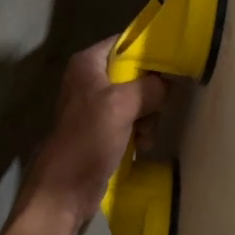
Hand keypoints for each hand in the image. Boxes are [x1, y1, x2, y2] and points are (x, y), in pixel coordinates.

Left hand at [23, 36, 168, 224]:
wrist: (63, 191)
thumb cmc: (88, 139)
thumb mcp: (122, 105)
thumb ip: (149, 87)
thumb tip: (167, 83)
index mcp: (88, 63)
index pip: (124, 42)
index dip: (147, 51)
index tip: (171, 65)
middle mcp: (90, 80)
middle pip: (133, 73)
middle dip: (149, 94)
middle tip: (155, 111)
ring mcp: (94, 107)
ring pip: (135, 100)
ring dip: (147, 118)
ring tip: (145, 136)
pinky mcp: (100, 131)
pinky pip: (129, 122)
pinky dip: (139, 132)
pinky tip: (141, 147)